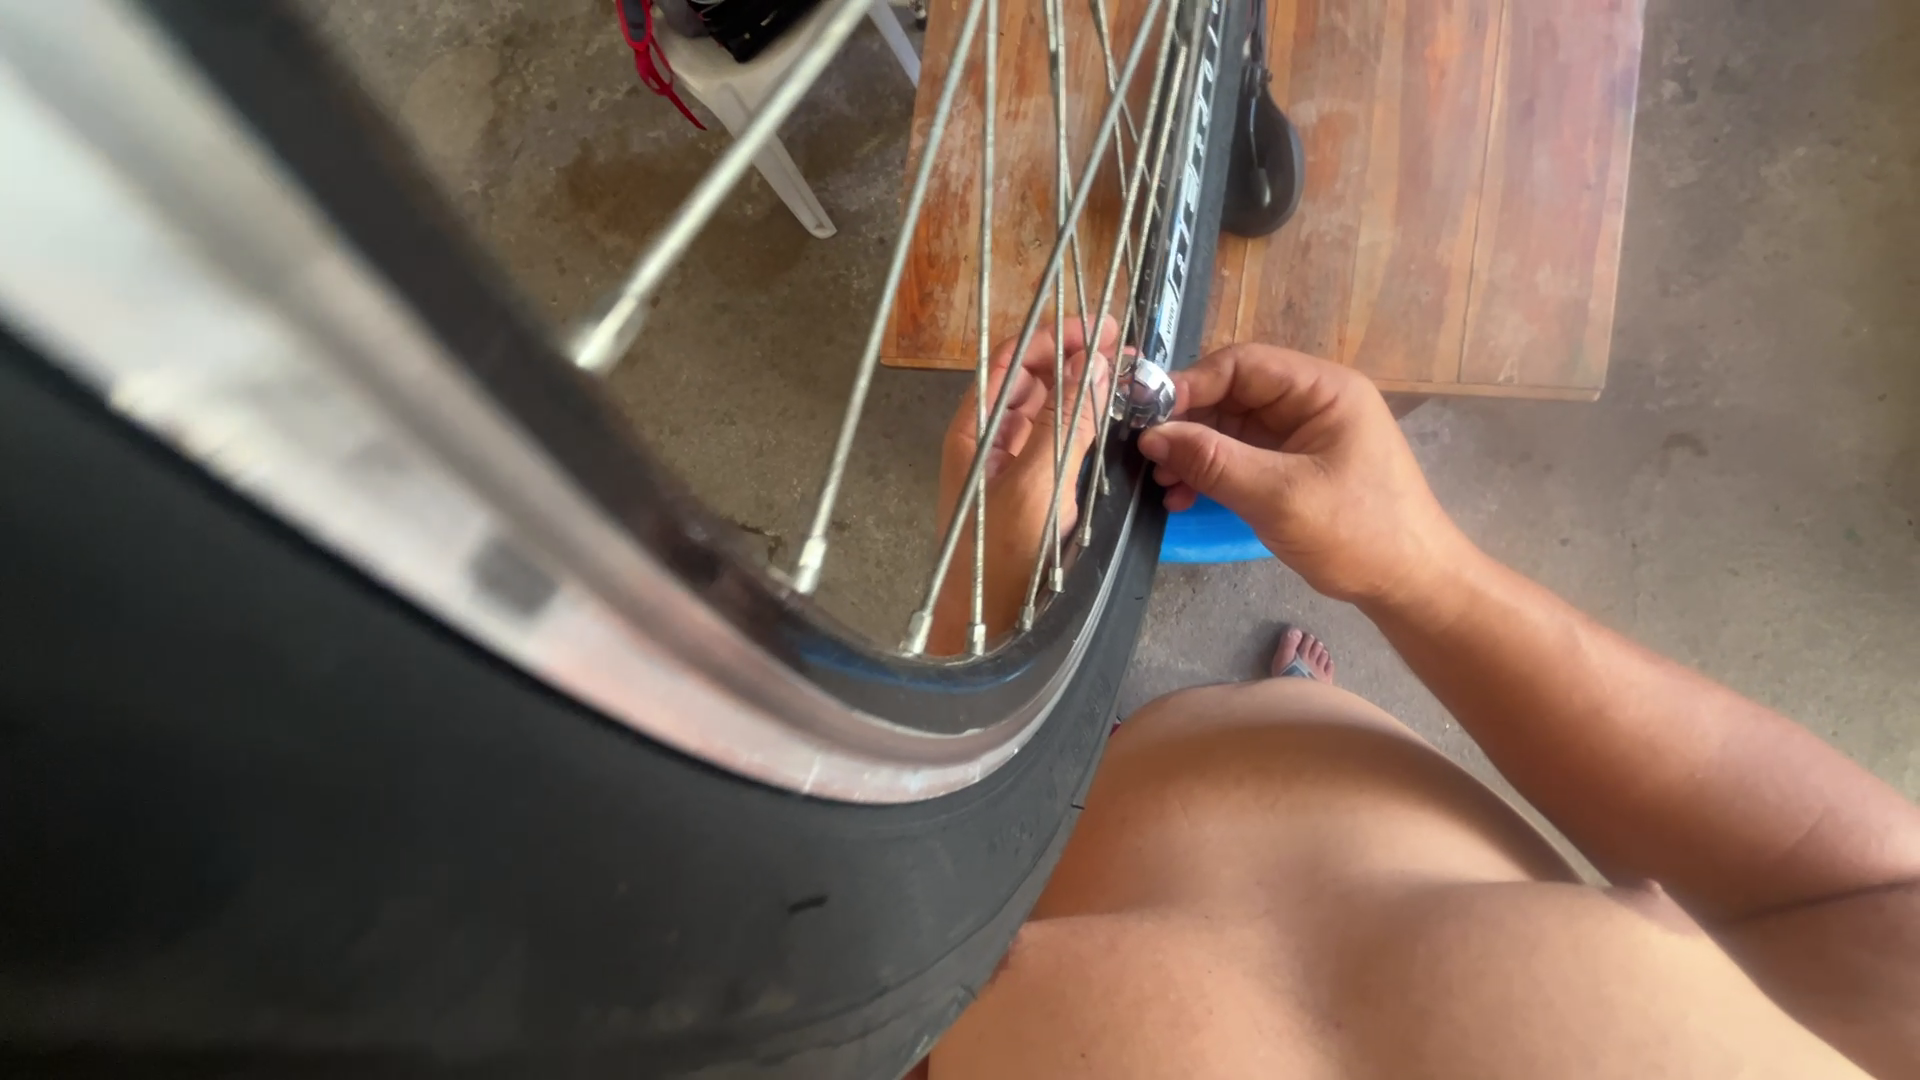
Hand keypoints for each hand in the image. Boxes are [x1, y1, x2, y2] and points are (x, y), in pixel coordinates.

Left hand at [929, 316, 1118, 653]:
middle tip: (1126, 349)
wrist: (988, 621)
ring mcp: (1013, 465)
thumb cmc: (1001, 552)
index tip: (1104, 326)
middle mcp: (991, 439)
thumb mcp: (1035, 483)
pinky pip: (1060, 444)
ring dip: (1084, 389)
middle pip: (1033, 382)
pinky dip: (1085, 425)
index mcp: (975, 429)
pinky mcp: (1035, 490)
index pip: (1012, 362)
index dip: (1056, 337)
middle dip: (1076, 358)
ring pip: (1050, 411)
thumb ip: (1066, 422)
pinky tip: (1110, 417)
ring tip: (1126, 375)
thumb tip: (1096, 363)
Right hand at [1137, 343, 1471, 609]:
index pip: (1242, 364)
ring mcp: (1296, 437)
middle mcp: (1307, 404)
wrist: (1406, 584)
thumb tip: (1151, 436)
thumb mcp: (1279, 495)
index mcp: (1321, 390)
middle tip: (1149, 457)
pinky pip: (1235, 458)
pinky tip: (1183, 498)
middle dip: (1186, 425)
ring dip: (1191, 454)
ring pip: (1226, 428)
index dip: (1191, 384)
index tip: (1148, 417)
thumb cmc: (1357, 532)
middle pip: (1229, 395)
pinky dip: (1206, 474)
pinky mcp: (1287, 468)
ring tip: (1165, 484)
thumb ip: (1213, 461)